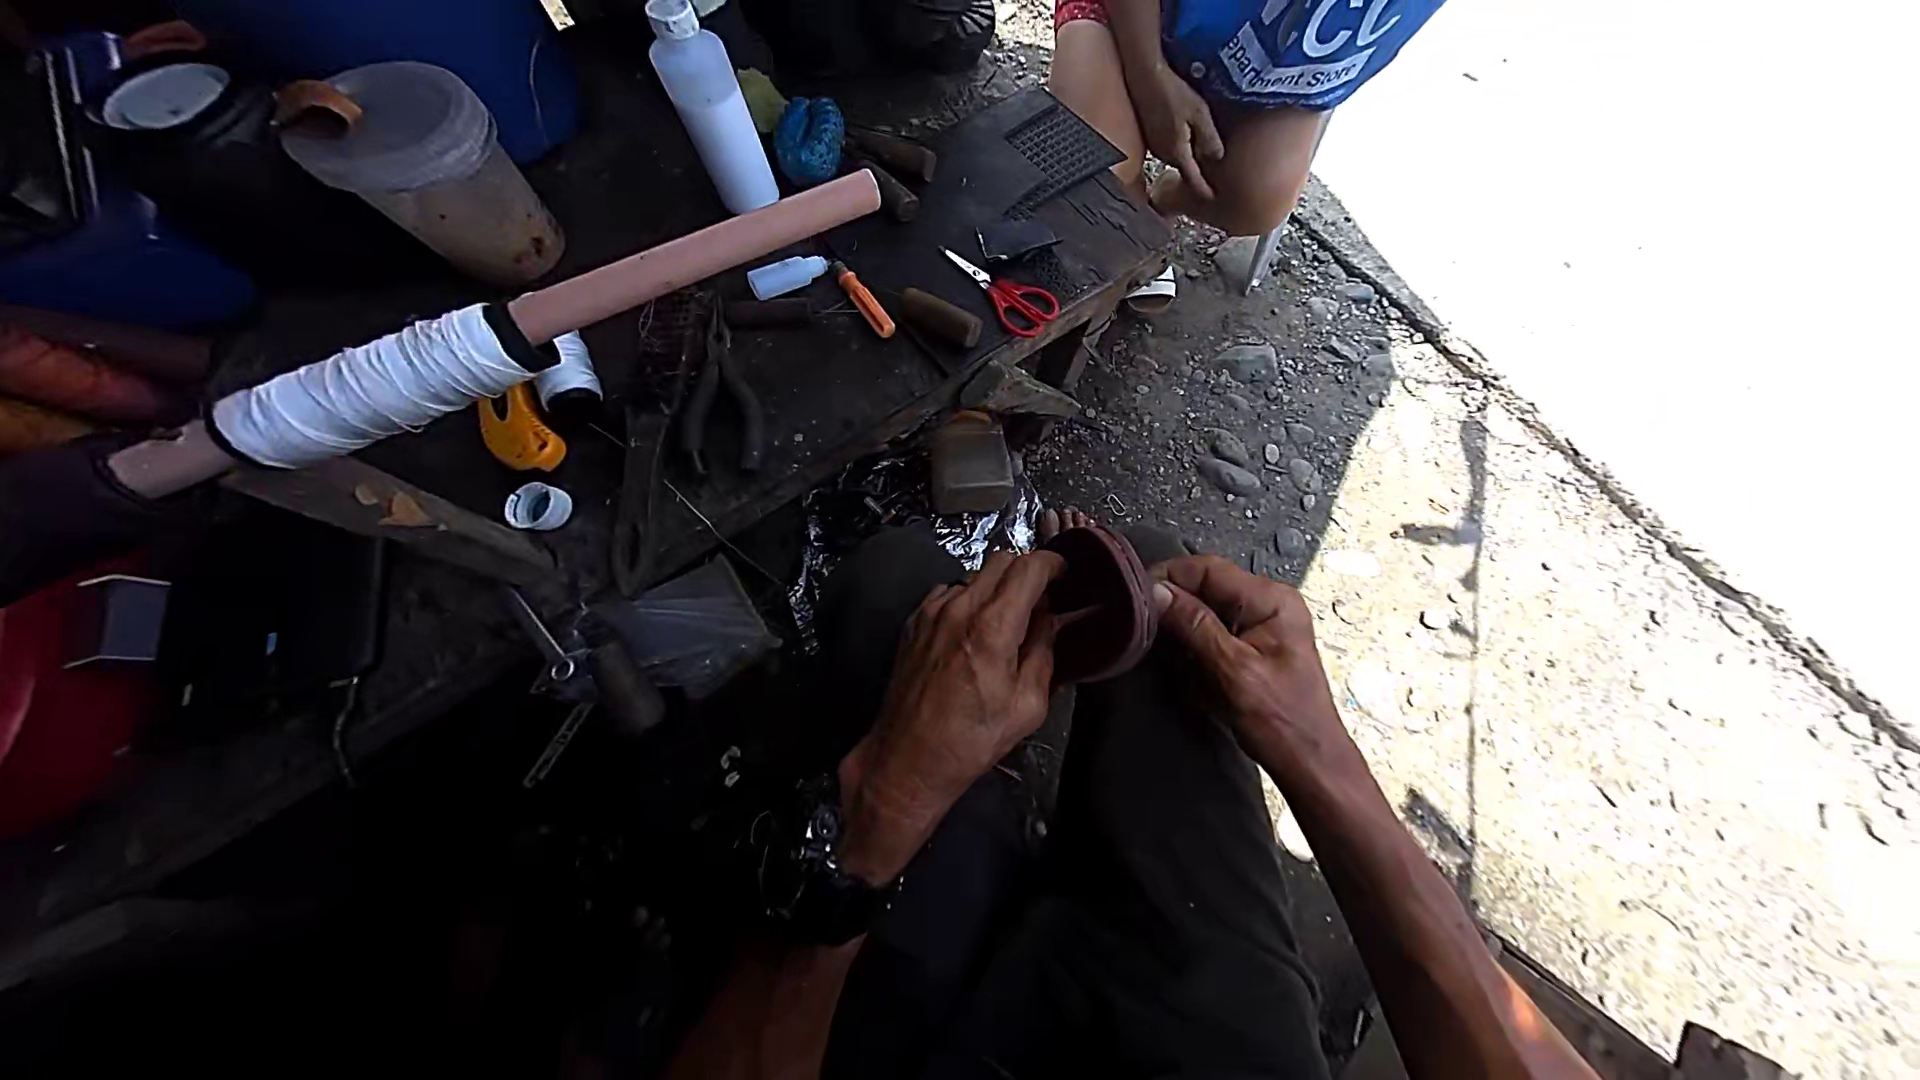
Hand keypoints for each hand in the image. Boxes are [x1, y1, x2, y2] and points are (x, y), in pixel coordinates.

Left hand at [837, 550, 1065, 884]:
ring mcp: (931, 612)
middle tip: (1039, 599)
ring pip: (974, 575)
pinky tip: (972, 630)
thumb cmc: (970, 740)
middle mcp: (958, 609)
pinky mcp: (914, 620)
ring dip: (996, 587)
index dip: (1053, 563)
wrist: (908, 757)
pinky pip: (950, 592)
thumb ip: (1043, 651)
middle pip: (1001, 560)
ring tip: (1004, 621)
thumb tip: (1049, 620)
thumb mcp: (1028, 706)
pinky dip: (968, 600)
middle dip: (1026, 572)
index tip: (1063, 571)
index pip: (1028, 568)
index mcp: (991, 628)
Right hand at [1130, 63, 1225, 200]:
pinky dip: (1180, 148)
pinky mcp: (1151, 137)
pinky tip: (1186, 136)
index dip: (1203, 189)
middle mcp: (1164, 156)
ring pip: (1177, 159)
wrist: (1145, 78)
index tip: (1212, 198)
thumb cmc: (1173, 92)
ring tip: (1201, 155)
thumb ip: (1208, 137)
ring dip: (1188, 159)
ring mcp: (1156, 148)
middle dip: (1196, 174)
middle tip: (1213, 176)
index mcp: (1177, 152)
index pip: (1192, 178)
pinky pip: (1169, 149)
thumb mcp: (1199, 112)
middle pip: (1184, 170)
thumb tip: (1218, 158)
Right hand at [1152, 556, 1351, 780]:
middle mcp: (1268, 601)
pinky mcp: (1249, 638)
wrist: (1308, 760)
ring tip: (1171, 651)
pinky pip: (1209, 625)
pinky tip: (1188, 662)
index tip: (1139, 597)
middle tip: (1148, 627)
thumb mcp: (1232, 670)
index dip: (1168, 577)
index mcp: (1272, 600)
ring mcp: (1259, 619)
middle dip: (1174, 605)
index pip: (1207, 568)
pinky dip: (1192, 641)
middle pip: (1203, 584)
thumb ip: (1194, 625)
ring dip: (1181, 626)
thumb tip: (1158, 592)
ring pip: (1202, 605)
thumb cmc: (1282, 721)